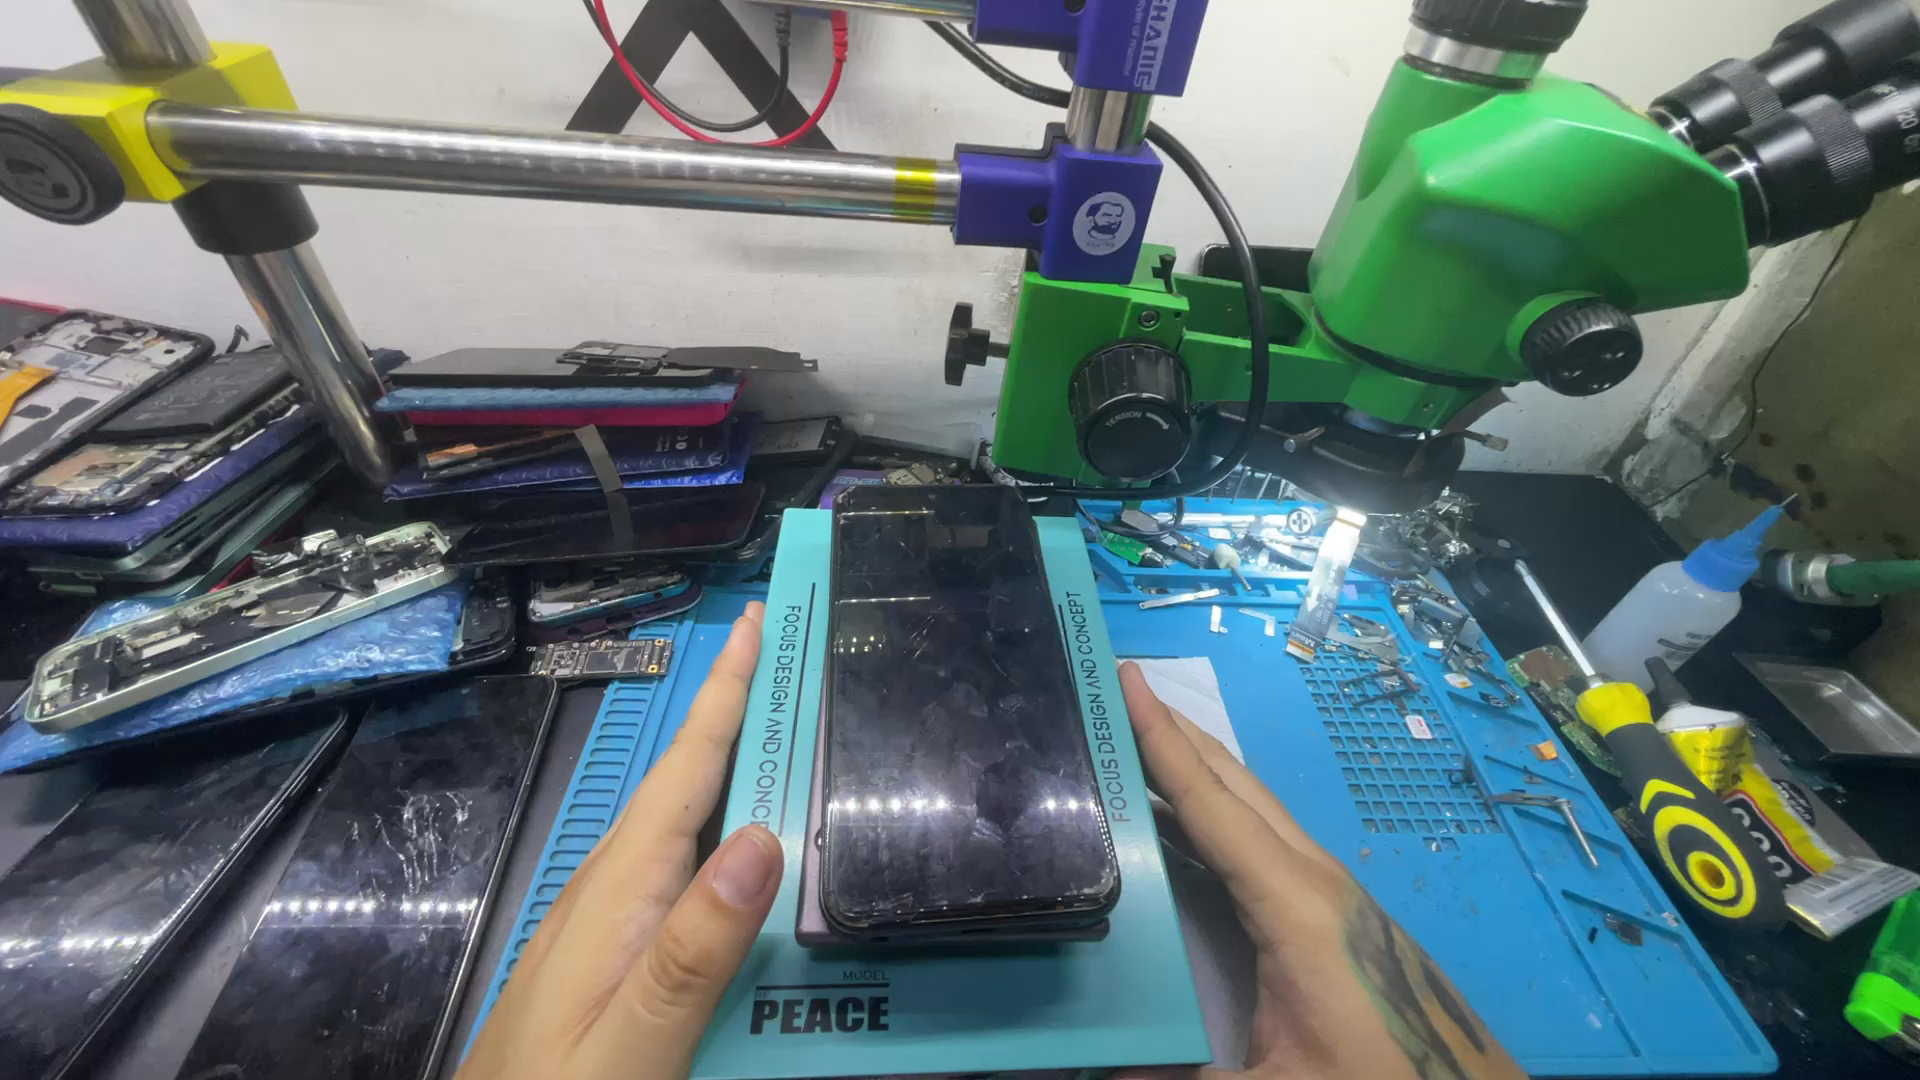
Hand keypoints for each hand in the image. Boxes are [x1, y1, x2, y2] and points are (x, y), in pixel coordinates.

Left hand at [460, 602, 781, 1079]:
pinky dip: (726, 816)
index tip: (754, 623)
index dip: (726, 689)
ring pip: (691, 812)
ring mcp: (616, 911)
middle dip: (740, 707)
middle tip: (791, 657)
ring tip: (787, 727)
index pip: (688, 764)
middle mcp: (619, 880)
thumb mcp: (629, 1047)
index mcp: (625, 884)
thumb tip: (764, 836)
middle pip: (693, 774)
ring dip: (737, 758)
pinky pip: (688, 855)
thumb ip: (693, 948)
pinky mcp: (623, 941)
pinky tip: (751, 834)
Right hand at [1118, 662, 1522, 1079]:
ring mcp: (1319, 880)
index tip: (1128, 681)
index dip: (1161, 738)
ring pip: (1243, 796)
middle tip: (1114, 690)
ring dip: (1188, 758)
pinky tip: (1171, 813)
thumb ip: (1179, 1073)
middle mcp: (1306, 871)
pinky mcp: (1321, 897)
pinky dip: (1205, 802)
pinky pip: (1250, 829)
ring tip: (1132, 733)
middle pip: (1227, 777)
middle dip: (1170, 725)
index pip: (1210, 801)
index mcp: (1291, 903)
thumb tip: (1096, 1062)